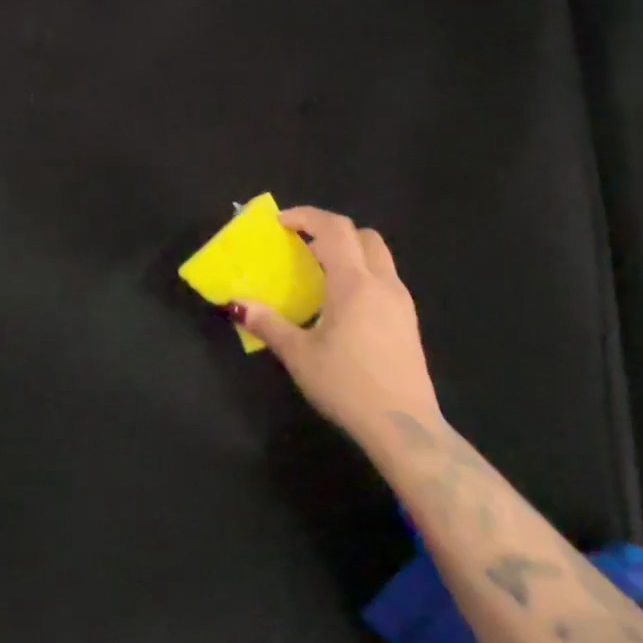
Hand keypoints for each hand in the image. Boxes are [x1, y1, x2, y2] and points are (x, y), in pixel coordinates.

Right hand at [233, 206, 441, 433]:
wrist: (403, 425)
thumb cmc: (346, 385)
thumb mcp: (298, 355)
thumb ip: (267, 323)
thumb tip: (235, 303)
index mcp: (354, 284)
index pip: (334, 229)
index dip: (306, 217)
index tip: (279, 223)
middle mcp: (383, 284)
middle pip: (363, 236)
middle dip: (331, 232)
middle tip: (300, 246)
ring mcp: (401, 303)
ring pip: (378, 258)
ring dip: (348, 253)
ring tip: (316, 275)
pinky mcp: (407, 322)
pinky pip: (383, 281)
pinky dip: (360, 276)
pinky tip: (339, 305)